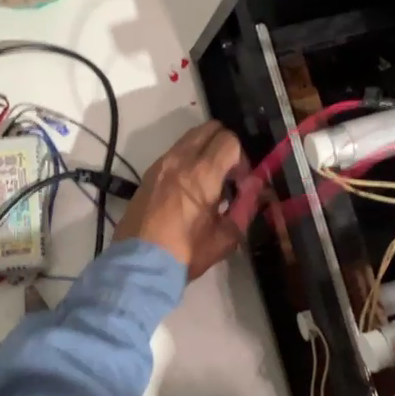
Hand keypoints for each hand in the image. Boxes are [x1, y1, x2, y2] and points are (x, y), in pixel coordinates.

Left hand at [115, 121, 256, 278]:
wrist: (139, 266)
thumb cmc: (185, 254)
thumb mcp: (225, 238)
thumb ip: (245, 207)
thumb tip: (255, 189)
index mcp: (202, 173)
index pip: (230, 140)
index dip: (242, 158)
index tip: (241, 182)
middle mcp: (180, 160)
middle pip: (209, 129)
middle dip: (225, 144)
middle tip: (228, 173)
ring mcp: (161, 164)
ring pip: (190, 138)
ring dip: (205, 149)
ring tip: (209, 180)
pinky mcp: (148, 174)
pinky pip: (174, 152)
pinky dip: (187, 159)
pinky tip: (189, 188)